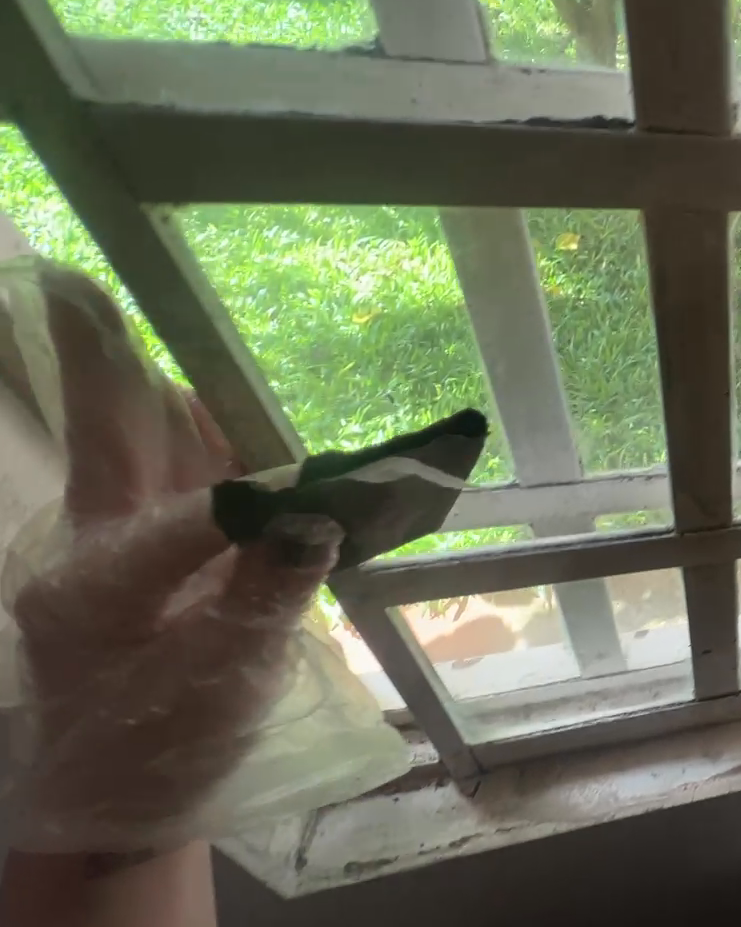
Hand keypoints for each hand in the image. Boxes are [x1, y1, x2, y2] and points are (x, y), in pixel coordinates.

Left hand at [1, 265, 341, 853]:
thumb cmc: (159, 740)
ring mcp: (114, 544)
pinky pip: (172, 472)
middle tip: (73, 287)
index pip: (192, 512)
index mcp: (96, 585)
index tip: (329, 452)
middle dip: (101, 367)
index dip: (266, 483)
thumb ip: (267, 592)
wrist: (119, 791)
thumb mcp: (220, 680)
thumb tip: (321, 515)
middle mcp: (90, 548)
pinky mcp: (146, 549)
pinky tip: (201, 401)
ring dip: (144, 386)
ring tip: (116, 314)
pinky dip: (192, 428)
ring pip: (136, 446)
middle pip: (110, 443)